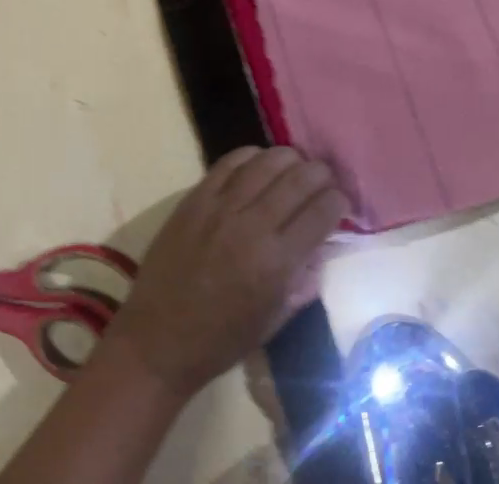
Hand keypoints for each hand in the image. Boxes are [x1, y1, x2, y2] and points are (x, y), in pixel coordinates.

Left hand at [104, 146, 346, 397]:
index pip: (323, 211)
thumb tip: (322, 246)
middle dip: (321, 174)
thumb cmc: (221, 340)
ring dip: (290, 160)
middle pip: (300, 178)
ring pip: (267, 161)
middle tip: (324, 180)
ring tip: (295, 167)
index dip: (339, 201)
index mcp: (278, 262)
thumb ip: (304, 279)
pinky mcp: (194, 199)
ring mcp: (220, 208)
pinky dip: (251, 157)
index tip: (340, 203)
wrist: (158, 341)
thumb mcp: (276, 319)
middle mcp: (253, 226)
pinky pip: (229, 163)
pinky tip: (259, 164)